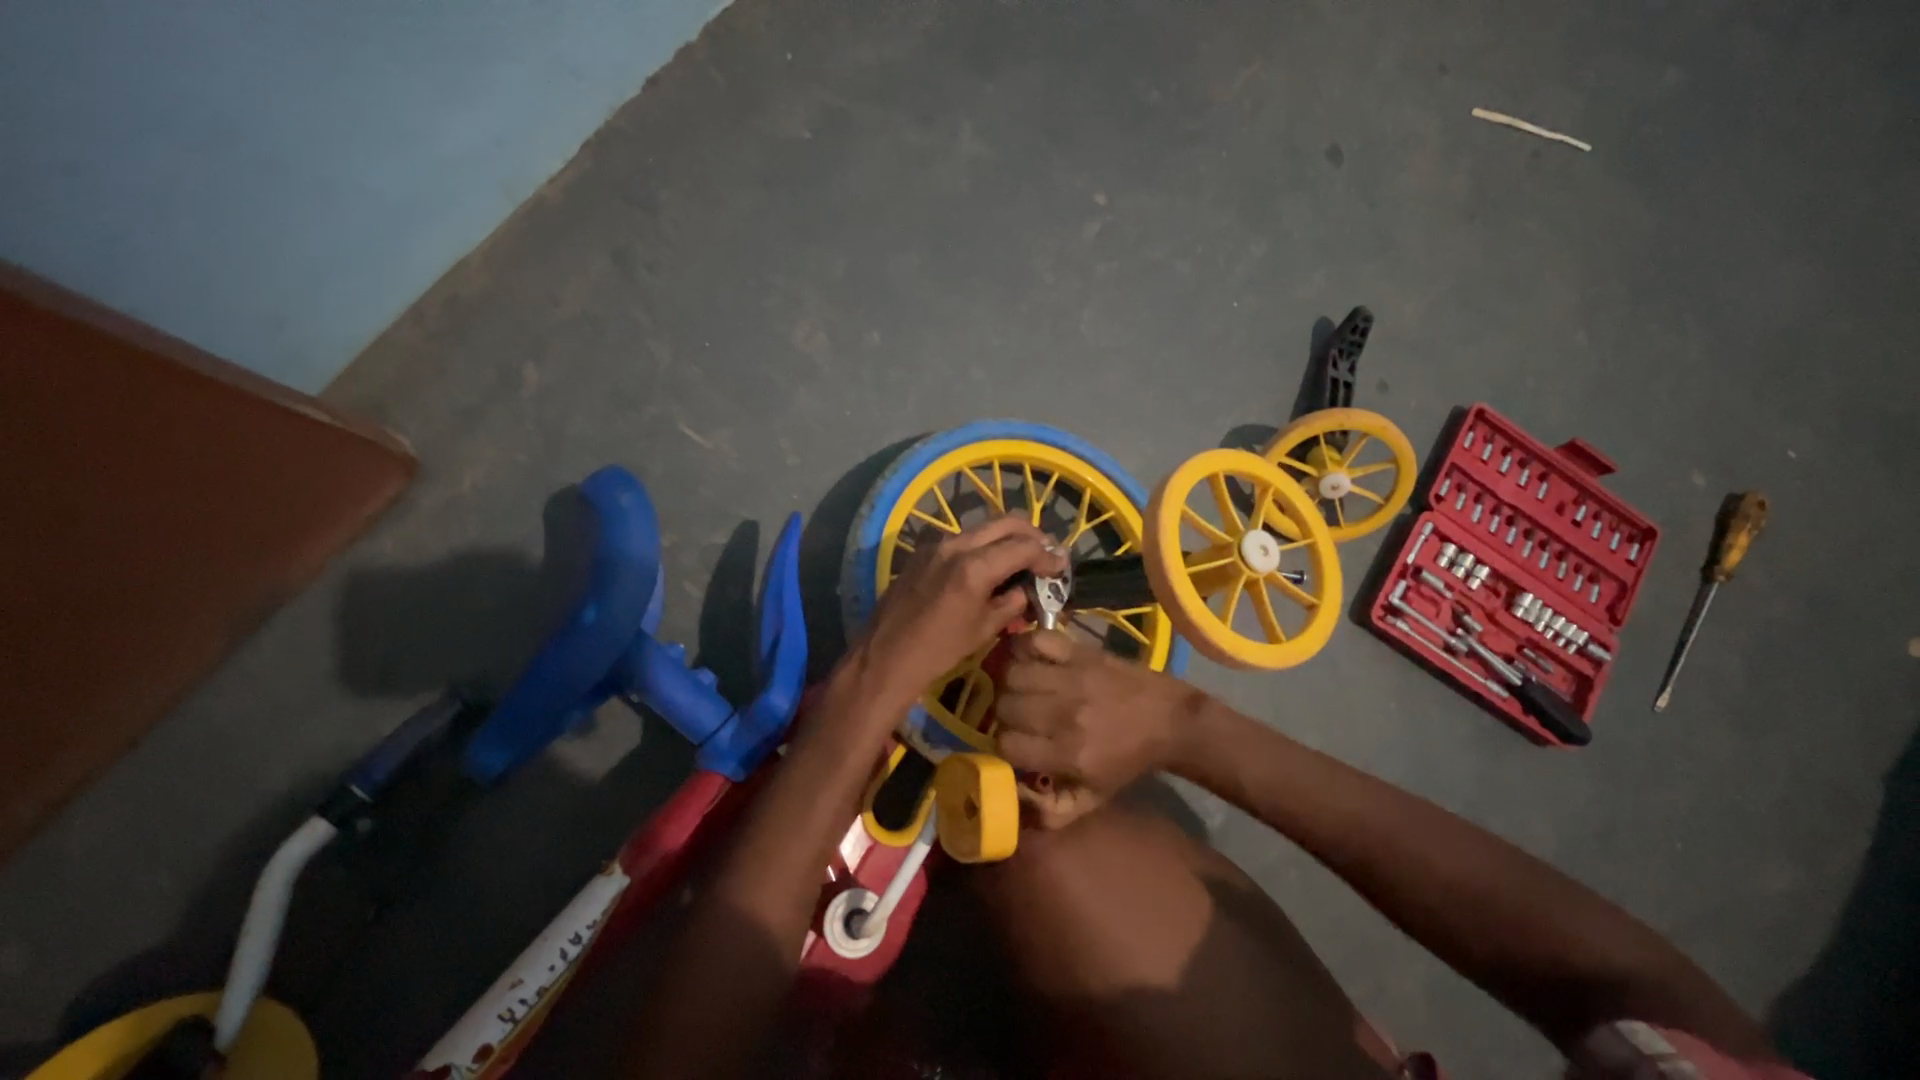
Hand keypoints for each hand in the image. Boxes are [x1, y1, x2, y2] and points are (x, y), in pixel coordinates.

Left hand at [851, 514, 1065, 710]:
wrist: (886, 657)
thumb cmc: (938, 651)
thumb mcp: (984, 629)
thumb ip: (1012, 603)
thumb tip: (1027, 590)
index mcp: (974, 566)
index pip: (1023, 546)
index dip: (1047, 556)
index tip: (1060, 567)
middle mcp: (955, 545)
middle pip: (1005, 522)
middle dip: (1031, 535)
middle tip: (1046, 554)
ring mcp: (936, 544)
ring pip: (983, 527)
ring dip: (1006, 538)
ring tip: (1021, 560)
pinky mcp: (922, 552)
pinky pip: (962, 539)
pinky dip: (983, 545)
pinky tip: (989, 566)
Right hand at [995, 630, 1204, 827]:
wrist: (1170, 721)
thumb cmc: (1129, 761)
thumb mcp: (1094, 797)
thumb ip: (1053, 810)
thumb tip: (1014, 800)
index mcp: (1068, 754)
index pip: (1007, 744)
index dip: (1006, 745)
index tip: (1017, 744)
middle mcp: (1065, 715)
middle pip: (1004, 707)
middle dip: (1006, 715)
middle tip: (1020, 717)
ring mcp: (1072, 679)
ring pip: (1012, 673)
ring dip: (1011, 683)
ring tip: (1023, 689)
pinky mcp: (1081, 652)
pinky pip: (1035, 640)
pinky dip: (1025, 645)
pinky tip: (1030, 659)